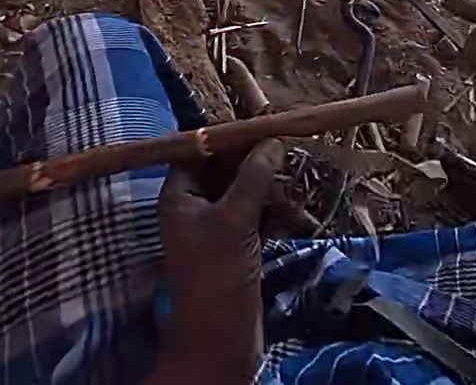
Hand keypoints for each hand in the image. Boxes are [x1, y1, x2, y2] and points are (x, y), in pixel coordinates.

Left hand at [151, 139, 282, 382]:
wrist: (220, 349)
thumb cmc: (216, 278)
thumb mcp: (235, 221)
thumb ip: (253, 177)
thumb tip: (272, 140)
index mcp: (180, 194)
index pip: (200, 150)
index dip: (228, 137)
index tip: (260, 126)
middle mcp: (194, 205)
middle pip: (225, 169)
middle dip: (255, 164)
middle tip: (286, 153)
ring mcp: (215, 227)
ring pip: (244, 193)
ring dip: (270, 192)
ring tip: (294, 199)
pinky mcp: (235, 247)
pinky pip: (255, 217)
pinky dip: (273, 215)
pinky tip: (296, 218)